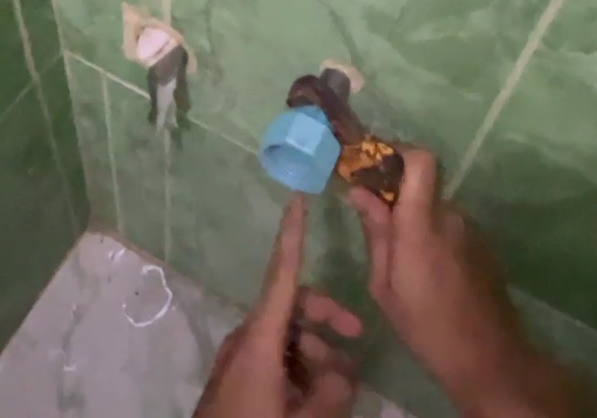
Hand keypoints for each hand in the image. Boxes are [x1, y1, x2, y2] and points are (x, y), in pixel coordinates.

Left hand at [194, 196, 363, 417]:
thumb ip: (330, 392)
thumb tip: (344, 367)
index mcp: (259, 339)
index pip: (281, 274)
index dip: (292, 235)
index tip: (298, 199)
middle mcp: (246, 340)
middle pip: (291, 307)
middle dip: (326, 317)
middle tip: (359, 338)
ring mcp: (239, 361)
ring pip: (286, 339)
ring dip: (316, 354)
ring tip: (341, 388)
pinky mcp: (237, 383)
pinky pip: (274, 360)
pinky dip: (299, 369)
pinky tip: (317, 399)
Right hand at [349, 151, 575, 417]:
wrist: (489, 360)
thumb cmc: (425, 325)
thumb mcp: (384, 285)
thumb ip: (375, 232)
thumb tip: (358, 192)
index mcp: (421, 222)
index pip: (420, 159)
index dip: (398, 151)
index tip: (373, 162)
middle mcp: (449, 215)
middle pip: (422, 184)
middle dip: (397, 195)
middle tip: (375, 220)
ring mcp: (470, 230)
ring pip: (434, 208)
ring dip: (416, 220)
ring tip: (402, 260)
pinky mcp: (482, 246)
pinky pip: (449, 227)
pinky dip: (434, 237)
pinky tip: (429, 273)